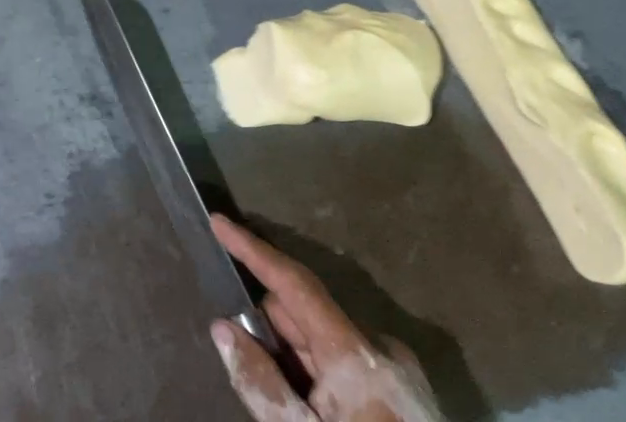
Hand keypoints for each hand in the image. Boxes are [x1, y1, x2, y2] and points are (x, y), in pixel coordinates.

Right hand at [209, 214, 440, 421]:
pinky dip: (318, 375)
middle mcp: (381, 349)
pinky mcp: (408, 392)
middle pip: (303, 314)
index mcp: (355, 353)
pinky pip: (344, 362)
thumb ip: (260, 382)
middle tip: (253, 374)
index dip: (252, 250)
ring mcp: (399, 371)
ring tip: (294, 408)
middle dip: (269, 331)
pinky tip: (314, 412)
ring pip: (322, 341)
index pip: (293, 283)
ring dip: (294, 358)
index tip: (217, 222)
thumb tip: (223, 329)